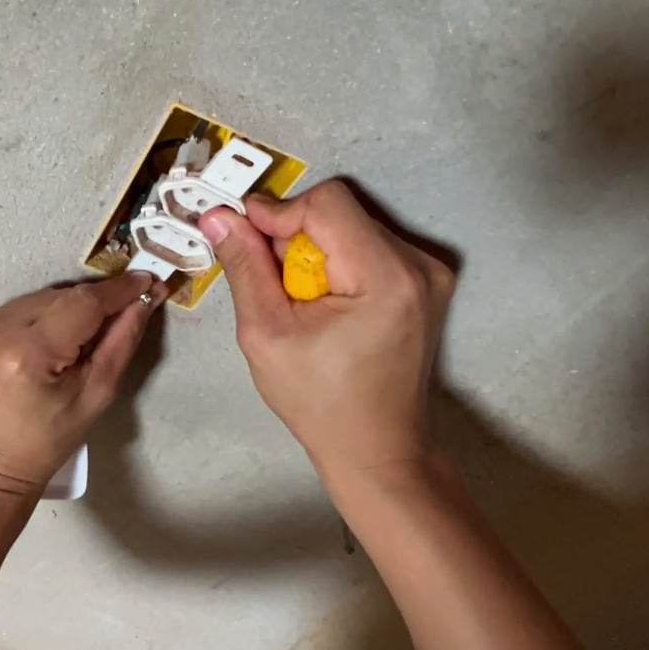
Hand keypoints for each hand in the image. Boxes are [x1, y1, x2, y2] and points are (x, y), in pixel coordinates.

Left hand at [0, 272, 167, 493]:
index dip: (117, 290)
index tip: (145, 280)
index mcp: (28, 354)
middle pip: (59, 297)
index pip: (83, 303)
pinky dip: (37, 317)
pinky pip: (14, 310)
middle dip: (93, 301)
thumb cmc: (49, 439)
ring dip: (65, 308)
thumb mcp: (96, 394)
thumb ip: (121, 341)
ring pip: (37, 299)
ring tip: (80, 335)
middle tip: (121, 310)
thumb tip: (142, 298)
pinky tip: (47, 341)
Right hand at [199, 181, 454, 486]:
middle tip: (270, 282)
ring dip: (311, 251)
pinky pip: (365, 245)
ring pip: (350, 226)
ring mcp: (428, 272)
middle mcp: (419, 265)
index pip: (327, 203)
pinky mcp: (423, 281)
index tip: (243, 236)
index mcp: (386, 276)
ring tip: (297, 299)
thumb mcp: (265, 333)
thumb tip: (220, 218)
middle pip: (339, 212)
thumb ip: (244, 267)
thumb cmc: (319, 401)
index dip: (277, 213)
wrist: (375, 447)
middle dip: (293, 238)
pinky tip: (321, 301)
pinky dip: (333, 262)